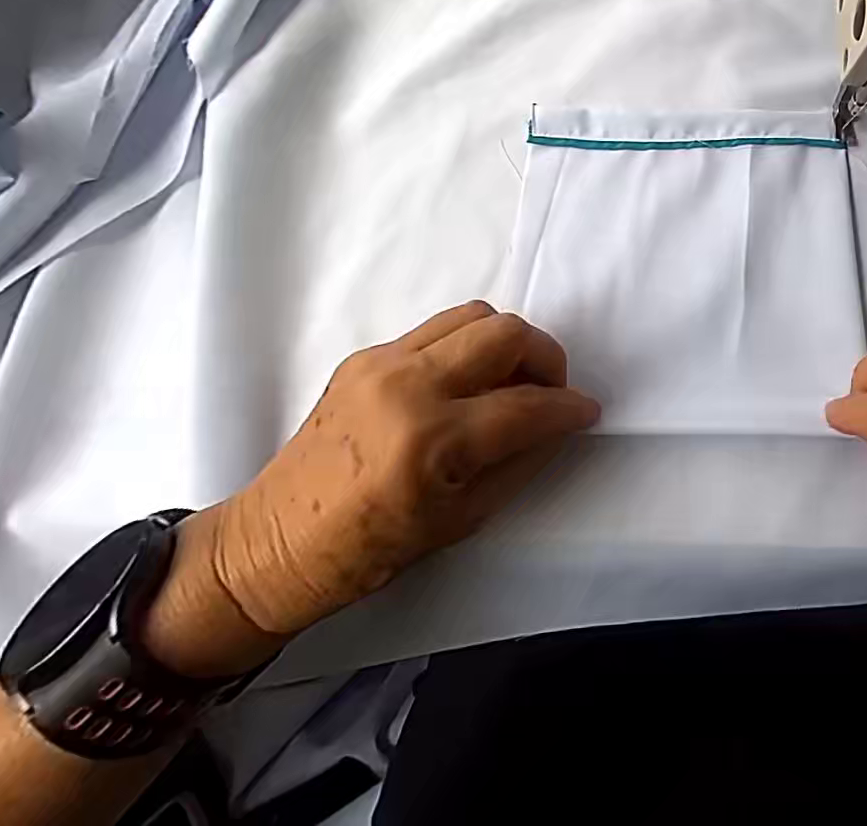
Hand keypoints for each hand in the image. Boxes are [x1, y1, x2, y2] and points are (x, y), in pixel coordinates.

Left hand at [145, 302, 599, 675]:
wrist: (279, 538)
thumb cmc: (371, 550)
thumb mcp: (462, 520)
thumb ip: (518, 463)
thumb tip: (556, 425)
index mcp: (433, 441)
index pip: (526, 405)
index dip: (569, 407)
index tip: (586, 411)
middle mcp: (408, 385)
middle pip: (504, 333)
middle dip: (545, 356)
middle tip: (550, 389)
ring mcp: (382, 362)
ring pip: (471, 316)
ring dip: (505, 342)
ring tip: (510, 380)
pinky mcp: (364, 356)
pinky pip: (434, 332)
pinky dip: (465, 348)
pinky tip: (462, 385)